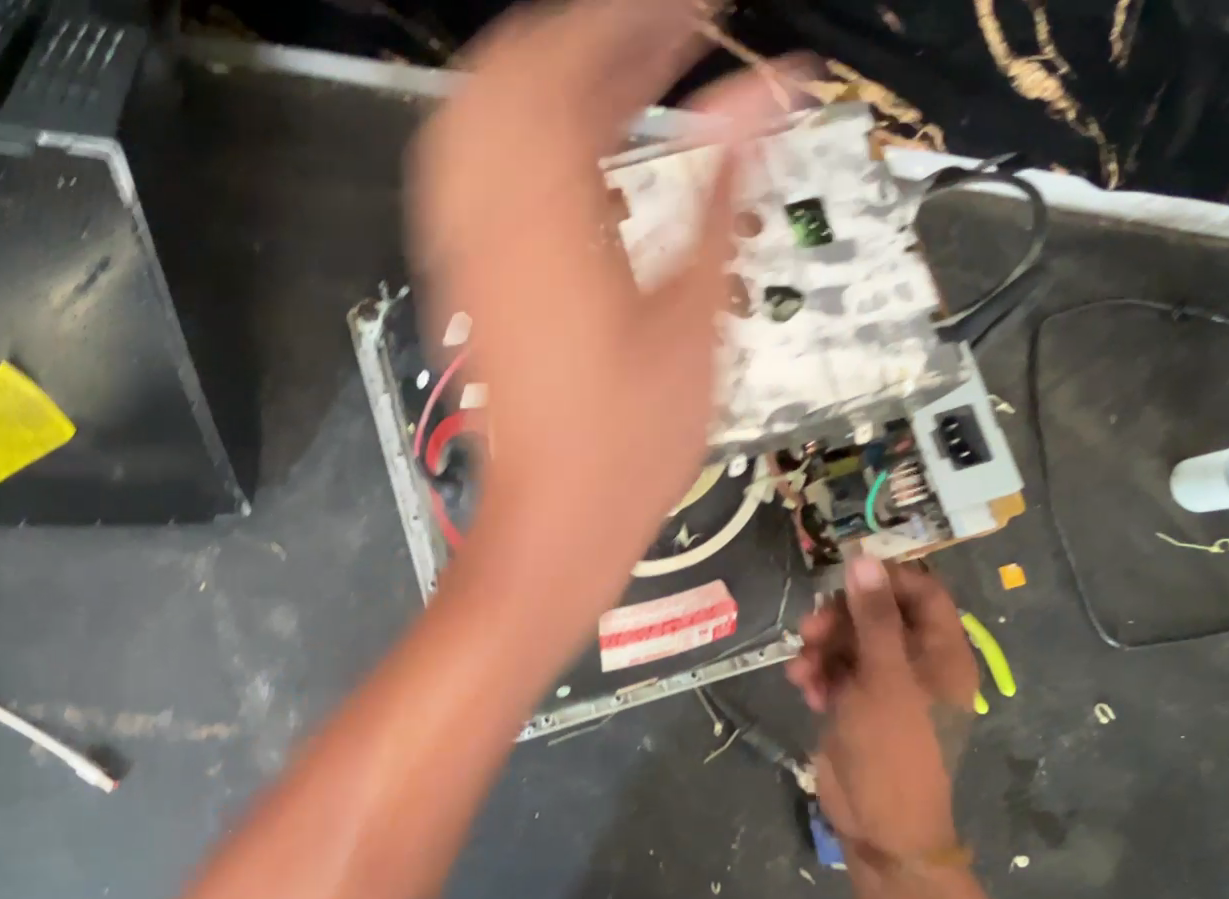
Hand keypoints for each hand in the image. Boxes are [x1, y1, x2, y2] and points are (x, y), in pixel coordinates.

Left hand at [407, 0, 805, 635]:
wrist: (551, 519)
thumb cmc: (629, 443)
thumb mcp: (696, 316)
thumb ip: (724, 185)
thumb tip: (768, 90)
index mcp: (546, 221)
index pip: (569, 65)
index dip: (634, 19)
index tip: (697, 10)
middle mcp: (486, 220)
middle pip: (509, 72)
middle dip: (587, 36)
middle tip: (665, 37)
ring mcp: (460, 250)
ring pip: (476, 115)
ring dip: (544, 77)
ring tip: (624, 77)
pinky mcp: (459, 279)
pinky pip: (466, 172)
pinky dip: (512, 133)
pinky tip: (566, 147)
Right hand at [786, 559, 978, 857]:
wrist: (880, 823)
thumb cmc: (895, 747)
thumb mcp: (885, 678)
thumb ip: (873, 617)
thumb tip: (863, 559)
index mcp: (942, 653)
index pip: (921, 592)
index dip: (884, 580)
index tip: (842, 578)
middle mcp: (915, 663)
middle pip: (875, 614)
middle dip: (839, 618)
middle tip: (809, 630)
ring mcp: (883, 685)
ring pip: (847, 641)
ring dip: (820, 648)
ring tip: (803, 671)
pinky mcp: (854, 703)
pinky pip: (832, 670)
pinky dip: (816, 674)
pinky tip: (805, 691)